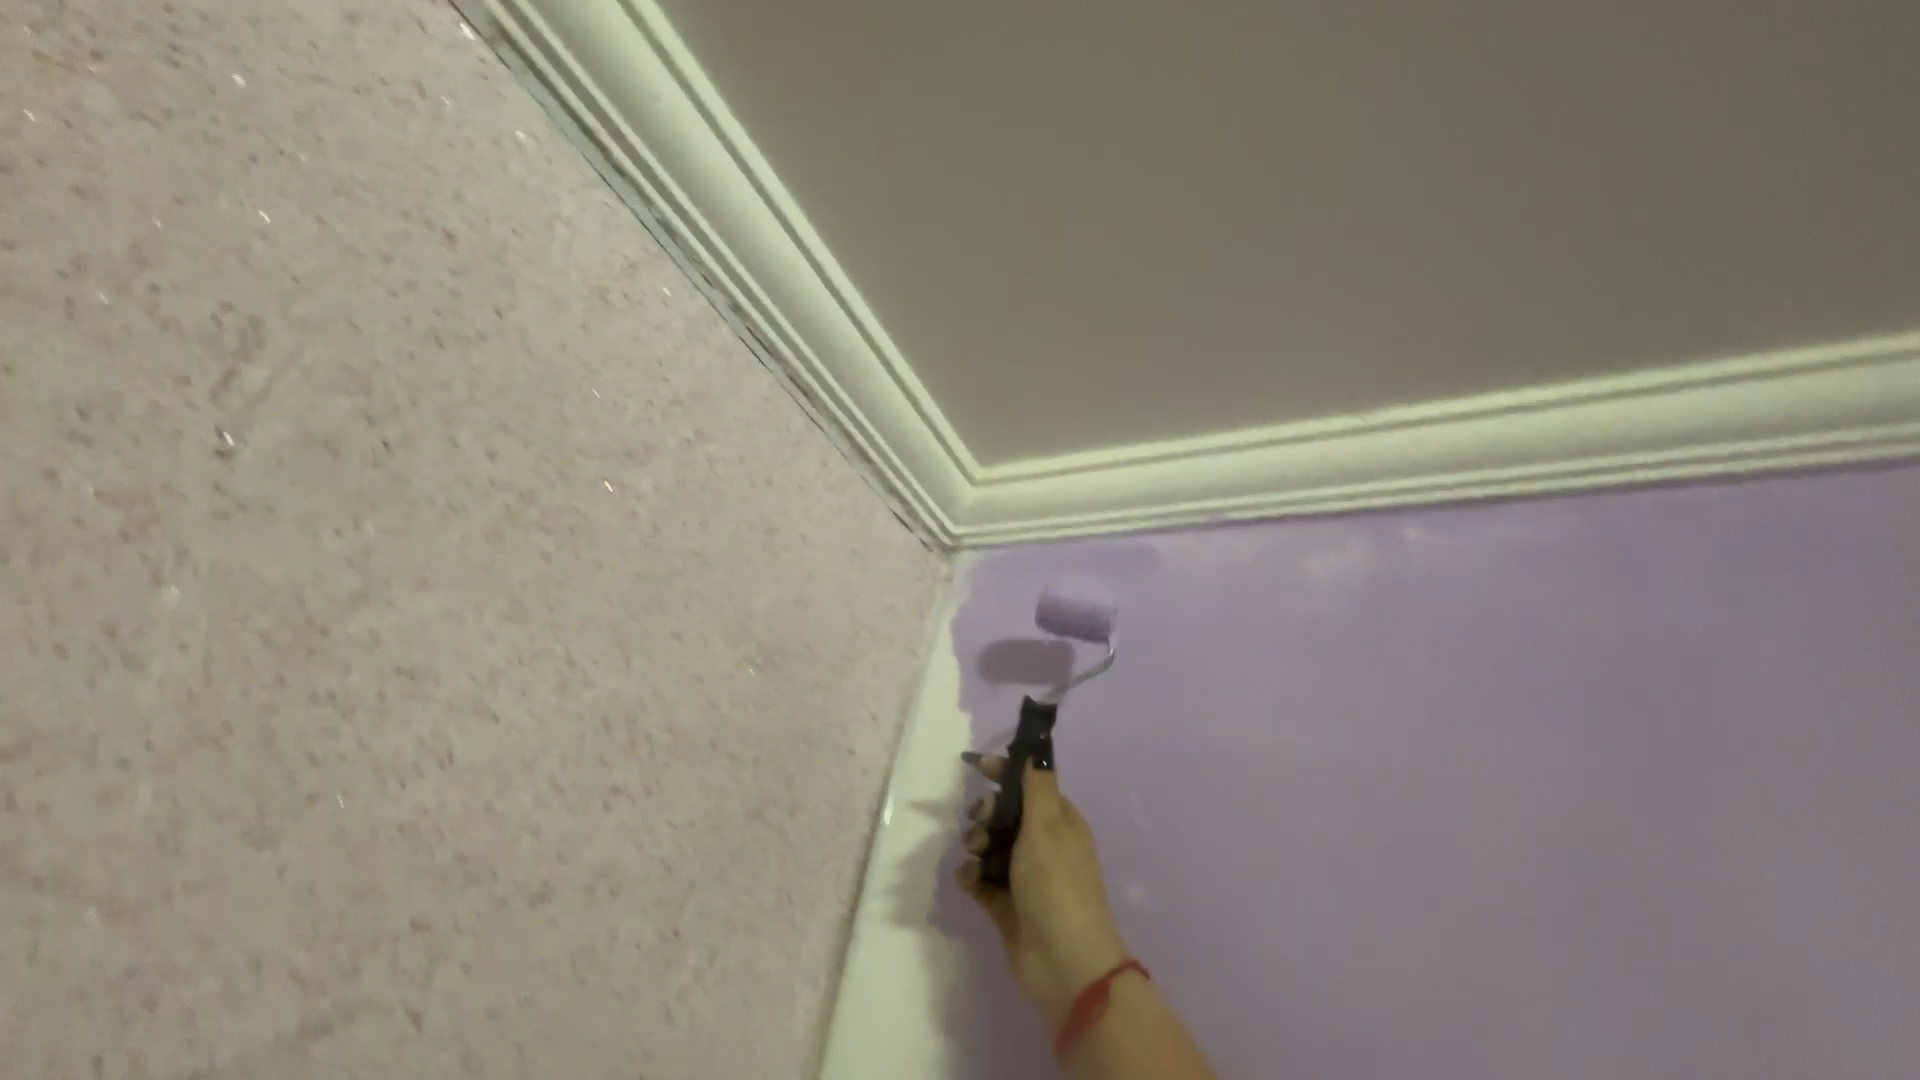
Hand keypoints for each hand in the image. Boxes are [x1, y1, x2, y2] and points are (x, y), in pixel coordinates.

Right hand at [957, 753, 1131, 1024]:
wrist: (1064, 963)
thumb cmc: (1057, 885)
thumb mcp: (1048, 827)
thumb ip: (1036, 788)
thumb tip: (1034, 753)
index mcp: (1060, 823)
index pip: (1031, 785)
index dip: (1007, 773)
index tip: (979, 766)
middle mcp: (1044, 846)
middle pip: (1007, 815)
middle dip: (987, 812)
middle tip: (981, 821)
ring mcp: (1025, 877)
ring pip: (991, 846)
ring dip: (976, 843)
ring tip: (975, 853)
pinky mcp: (1006, 906)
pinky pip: (982, 880)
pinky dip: (972, 875)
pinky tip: (968, 878)